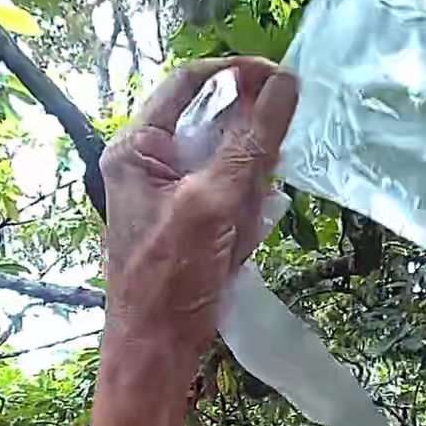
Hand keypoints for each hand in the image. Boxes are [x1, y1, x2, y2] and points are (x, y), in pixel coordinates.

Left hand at [79, 58, 297, 425]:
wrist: (156, 352)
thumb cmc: (172, 278)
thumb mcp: (212, 204)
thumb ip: (249, 143)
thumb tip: (286, 84)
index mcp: (139, 148)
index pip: (189, 83)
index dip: (237, 73)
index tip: (284, 77)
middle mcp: (153, 165)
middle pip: (214, 127)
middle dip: (247, 152)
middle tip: (261, 182)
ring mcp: (175, 198)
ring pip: (230, 168)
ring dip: (249, 192)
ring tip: (240, 230)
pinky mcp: (195, 227)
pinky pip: (232, 203)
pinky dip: (247, 218)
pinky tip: (238, 247)